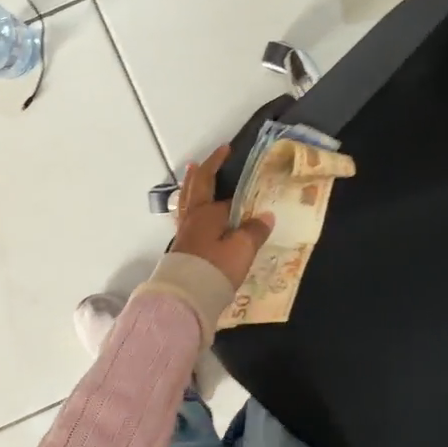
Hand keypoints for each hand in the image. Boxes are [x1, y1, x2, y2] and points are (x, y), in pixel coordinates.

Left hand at [171, 145, 272, 290]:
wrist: (187, 296)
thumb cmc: (215, 267)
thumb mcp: (242, 248)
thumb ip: (254, 230)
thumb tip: (265, 215)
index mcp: (206, 211)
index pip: (213, 183)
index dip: (219, 166)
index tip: (226, 150)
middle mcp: (192, 217)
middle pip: (193, 187)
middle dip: (200, 171)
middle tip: (203, 159)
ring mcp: (184, 233)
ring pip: (186, 202)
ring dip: (190, 187)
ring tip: (192, 177)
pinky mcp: (181, 248)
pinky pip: (186, 218)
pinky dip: (190, 208)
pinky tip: (194, 213)